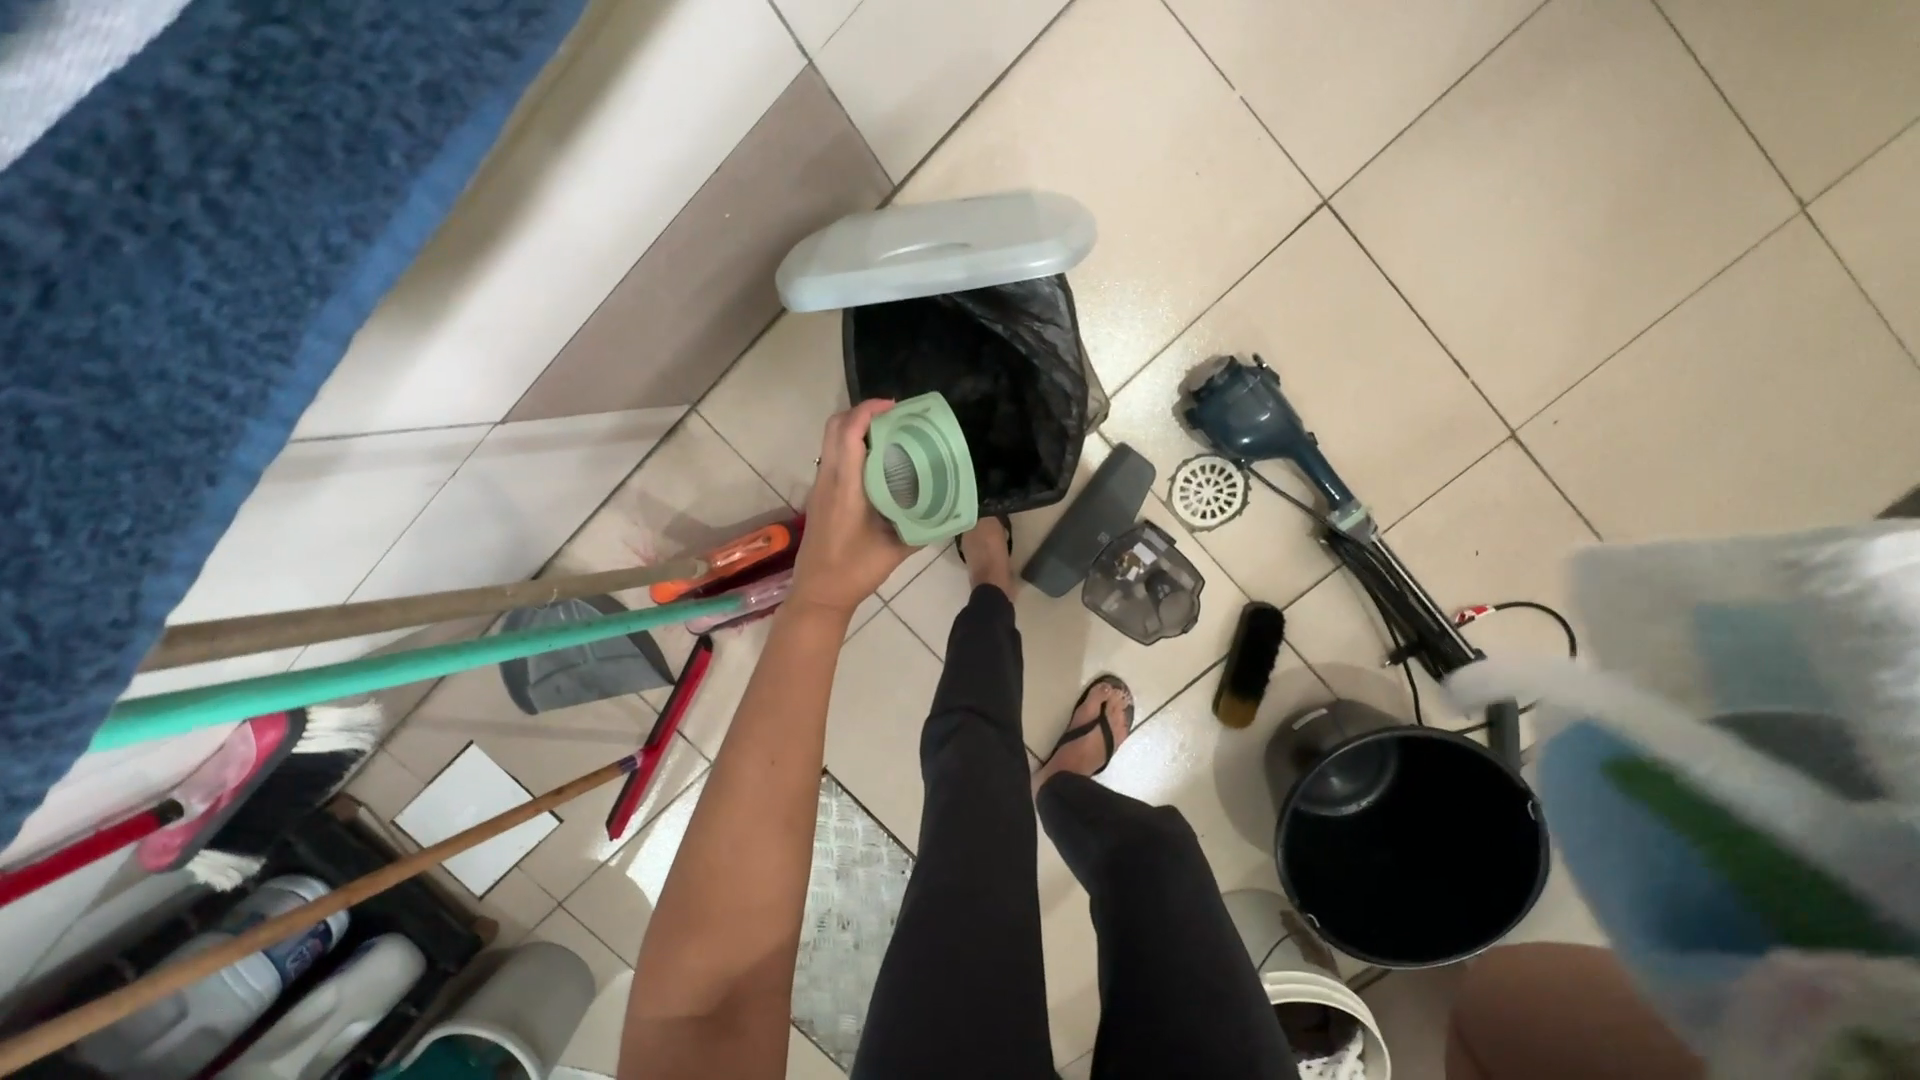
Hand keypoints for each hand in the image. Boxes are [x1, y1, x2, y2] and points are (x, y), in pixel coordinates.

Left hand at [788, 400, 916, 617]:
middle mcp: (828, 480)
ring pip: (831, 441)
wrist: (818, 594)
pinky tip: (877, 463)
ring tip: (889, 435)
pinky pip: (833, 457)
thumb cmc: (854, 571)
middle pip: (835, 427)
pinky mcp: (820, 496)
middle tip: (894, 417)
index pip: (849, 433)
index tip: (896, 407)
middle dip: (862, 413)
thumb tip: (948, 510)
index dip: (869, 411)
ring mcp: (820, 487)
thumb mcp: (895, 550)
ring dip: (856, 429)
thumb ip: (921, 527)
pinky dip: (852, 447)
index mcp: (845, 487)